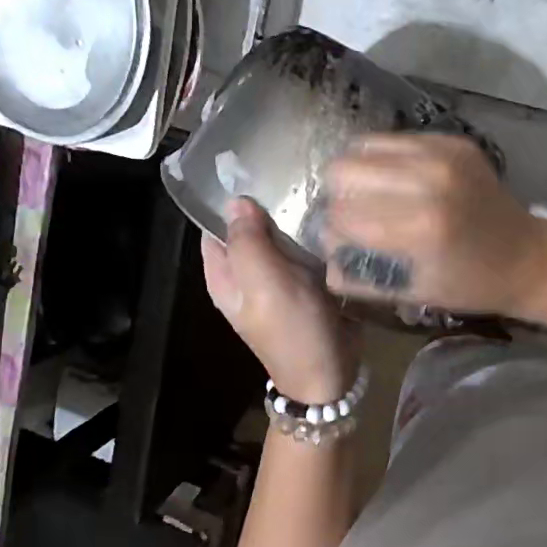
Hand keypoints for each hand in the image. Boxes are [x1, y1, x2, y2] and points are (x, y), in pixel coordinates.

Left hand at [203, 198, 359, 402]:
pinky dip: (311, 237)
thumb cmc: (293, 330)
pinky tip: (326, 220)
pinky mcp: (303, 284)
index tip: (255, 171)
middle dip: (267, 206)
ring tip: (313, 191)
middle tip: (292, 178)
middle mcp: (245, 275)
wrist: (331, 375)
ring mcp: (275, 280)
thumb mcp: (264, 284)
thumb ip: (247, 242)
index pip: (216, 225)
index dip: (231, 200)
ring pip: (278, 237)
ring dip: (293, 219)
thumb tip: (236, 201)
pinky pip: (302, 251)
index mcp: (225, 276)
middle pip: (249, 228)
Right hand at [324, 134, 546, 314]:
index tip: (340, 240)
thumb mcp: (410, 292)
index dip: (332, 231)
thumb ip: (358, 274)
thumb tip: (323, 252)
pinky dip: (383, 160)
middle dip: (338, 197)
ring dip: (356, 173)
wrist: (527, 257)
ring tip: (369, 194)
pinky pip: (392, 139)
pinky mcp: (452, 140)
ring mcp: (442, 154)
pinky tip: (395, 180)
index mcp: (419, 227)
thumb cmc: (467, 284)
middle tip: (352, 213)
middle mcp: (429, 180)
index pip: (341, 216)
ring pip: (361, 147)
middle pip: (342, 170)